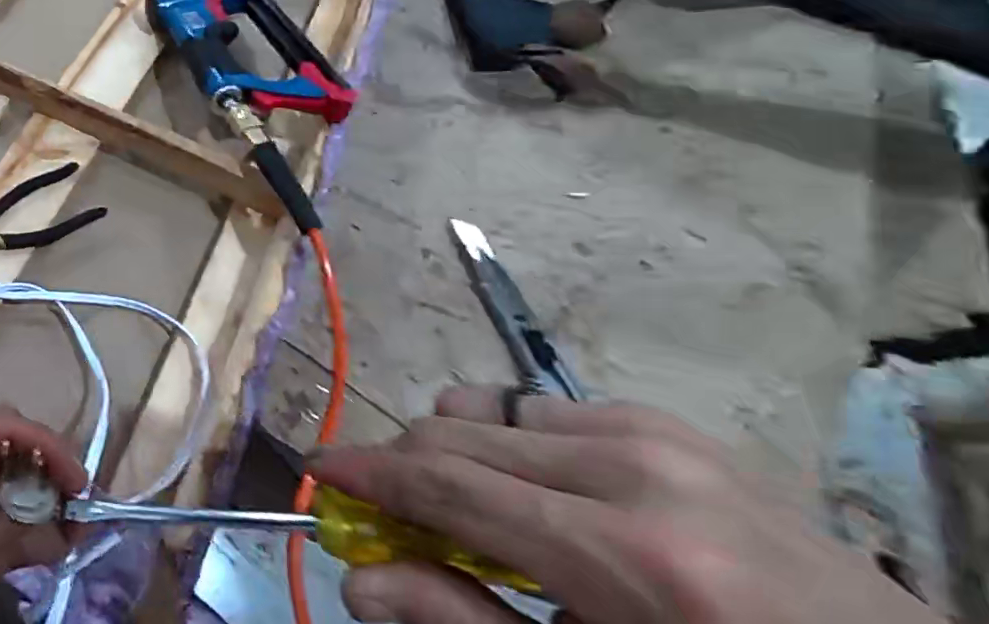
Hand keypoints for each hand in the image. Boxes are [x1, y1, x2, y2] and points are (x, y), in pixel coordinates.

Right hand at [309, 387, 941, 623]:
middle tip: (388, 518)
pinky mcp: (670, 421)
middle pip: (459, 428)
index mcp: (632, 556)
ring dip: (457, 452)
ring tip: (470, 515)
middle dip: (404, 465)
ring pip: (492, 407)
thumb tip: (360, 582)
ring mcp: (658, 431)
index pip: (449, 481)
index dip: (368, 470)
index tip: (318, 466)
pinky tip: (540, 501)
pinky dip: (510, 444)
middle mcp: (636, 463)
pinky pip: (543, 409)